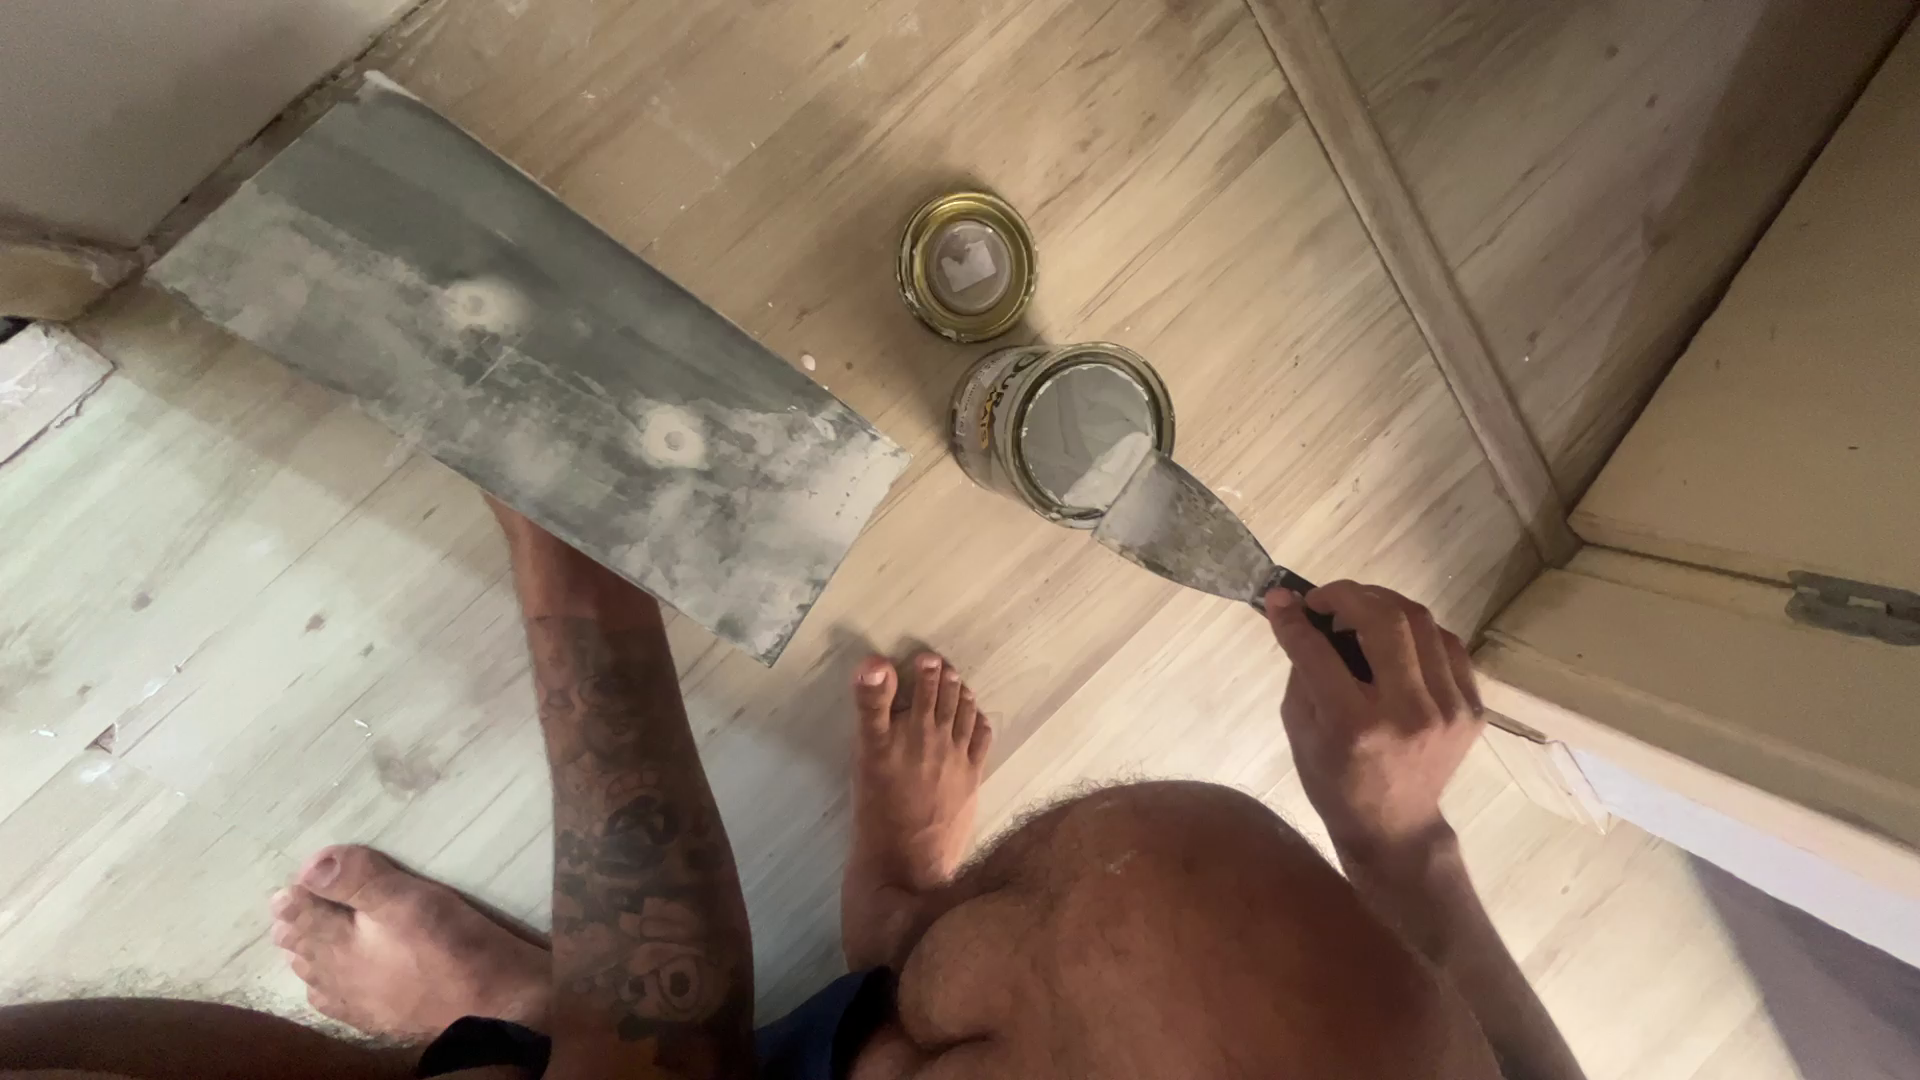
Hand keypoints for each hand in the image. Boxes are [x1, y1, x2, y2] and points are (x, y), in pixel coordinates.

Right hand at [1263, 581, 1482, 860]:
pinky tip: (1391, 633)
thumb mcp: (1299, 725)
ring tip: (1355, 608)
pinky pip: (1447, 644)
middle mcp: (1408, 712)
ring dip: (1381, 603)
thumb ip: (1300, 666)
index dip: (1294, 618)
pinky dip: (1414, 628)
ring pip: (1421, 622)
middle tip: (1322, 599)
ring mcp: (1449, 709)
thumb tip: (1290, 610)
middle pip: (1384, 621)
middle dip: (1346, 595)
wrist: (1394, 823)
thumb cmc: (1332, 778)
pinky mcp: (1472, 707)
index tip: (1279, 598)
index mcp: (1354, 725)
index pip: (1319, 651)